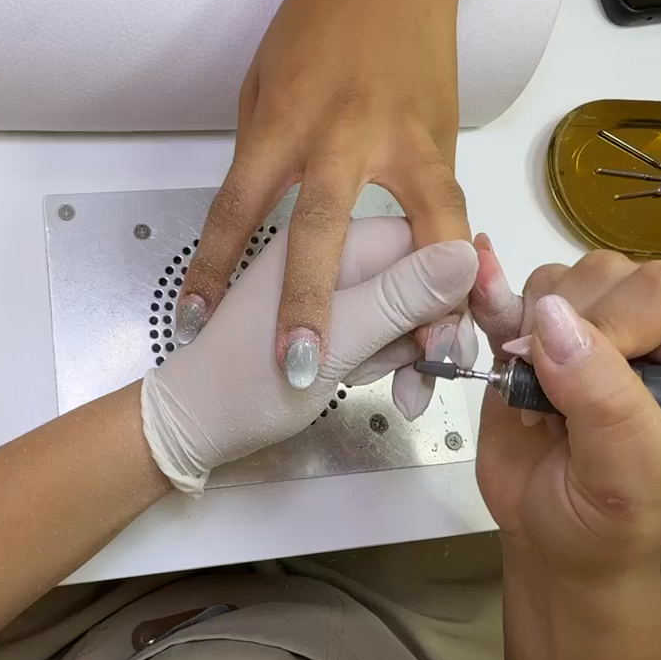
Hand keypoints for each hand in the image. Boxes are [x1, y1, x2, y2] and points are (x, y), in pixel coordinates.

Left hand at [143, 218, 475, 492]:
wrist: (193, 423)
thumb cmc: (249, 382)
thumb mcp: (334, 341)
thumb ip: (399, 296)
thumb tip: (467, 253)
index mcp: (328, 236)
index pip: (421, 240)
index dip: (448, 290)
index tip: (448, 343)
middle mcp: (331, 251)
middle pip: (417, 276)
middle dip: (428, 329)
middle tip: (425, 378)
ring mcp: (328, 288)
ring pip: (402, 309)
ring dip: (404, 352)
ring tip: (378, 385)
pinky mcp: (327, 321)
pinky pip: (377, 330)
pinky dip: (382, 360)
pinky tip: (365, 384)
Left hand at [175, 0, 478, 419]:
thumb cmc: (314, 21)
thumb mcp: (264, 83)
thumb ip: (264, 157)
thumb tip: (261, 222)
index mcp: (282, 122)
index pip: (236, 210)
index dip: (212, 271)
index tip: (194, 322)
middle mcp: (342, 138)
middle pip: (319, 235)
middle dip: (309, 308)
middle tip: (298, 372)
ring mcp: (404, 142)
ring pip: (418, 231)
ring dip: (424, 302)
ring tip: (427, 364)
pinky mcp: (446, 143)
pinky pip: (451, 215)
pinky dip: (458, 264)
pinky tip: (463, 311)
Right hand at [469, 243, 660, 580]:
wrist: (550, 544)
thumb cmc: (607, 523)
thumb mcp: (625, 474)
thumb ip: (602, 399)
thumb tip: (550, 318)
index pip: (660, 294)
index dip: (614, 322)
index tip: (575, 379)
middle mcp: (645, 338)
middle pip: (606, 275)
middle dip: (565, 322)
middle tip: (548, 390)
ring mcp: (584, 338)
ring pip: (558, 281)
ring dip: (529, 325)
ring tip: (529, 388)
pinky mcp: (529, 346)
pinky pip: (510, 299)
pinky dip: (491, 308)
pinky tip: (494, 342)